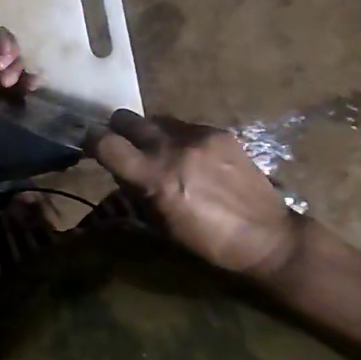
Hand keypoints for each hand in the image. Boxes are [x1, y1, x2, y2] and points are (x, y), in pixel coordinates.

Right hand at [91, 110, 301, 276]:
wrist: (269, 238)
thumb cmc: (206, 241)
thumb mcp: (158, 222)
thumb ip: (134, 188)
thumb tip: (119, 169)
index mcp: (153, 177)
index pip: (104, 142)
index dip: (91, 142)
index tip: (91, 147)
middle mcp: (171, 149)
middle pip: (126, 118)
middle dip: (118, 130)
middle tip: (125, 146)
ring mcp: (198, 137)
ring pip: (156, 119)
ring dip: (151, 134)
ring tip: (163, 153)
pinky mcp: (219, 133)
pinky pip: (185, 126)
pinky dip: (180, 138)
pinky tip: (193, 158)